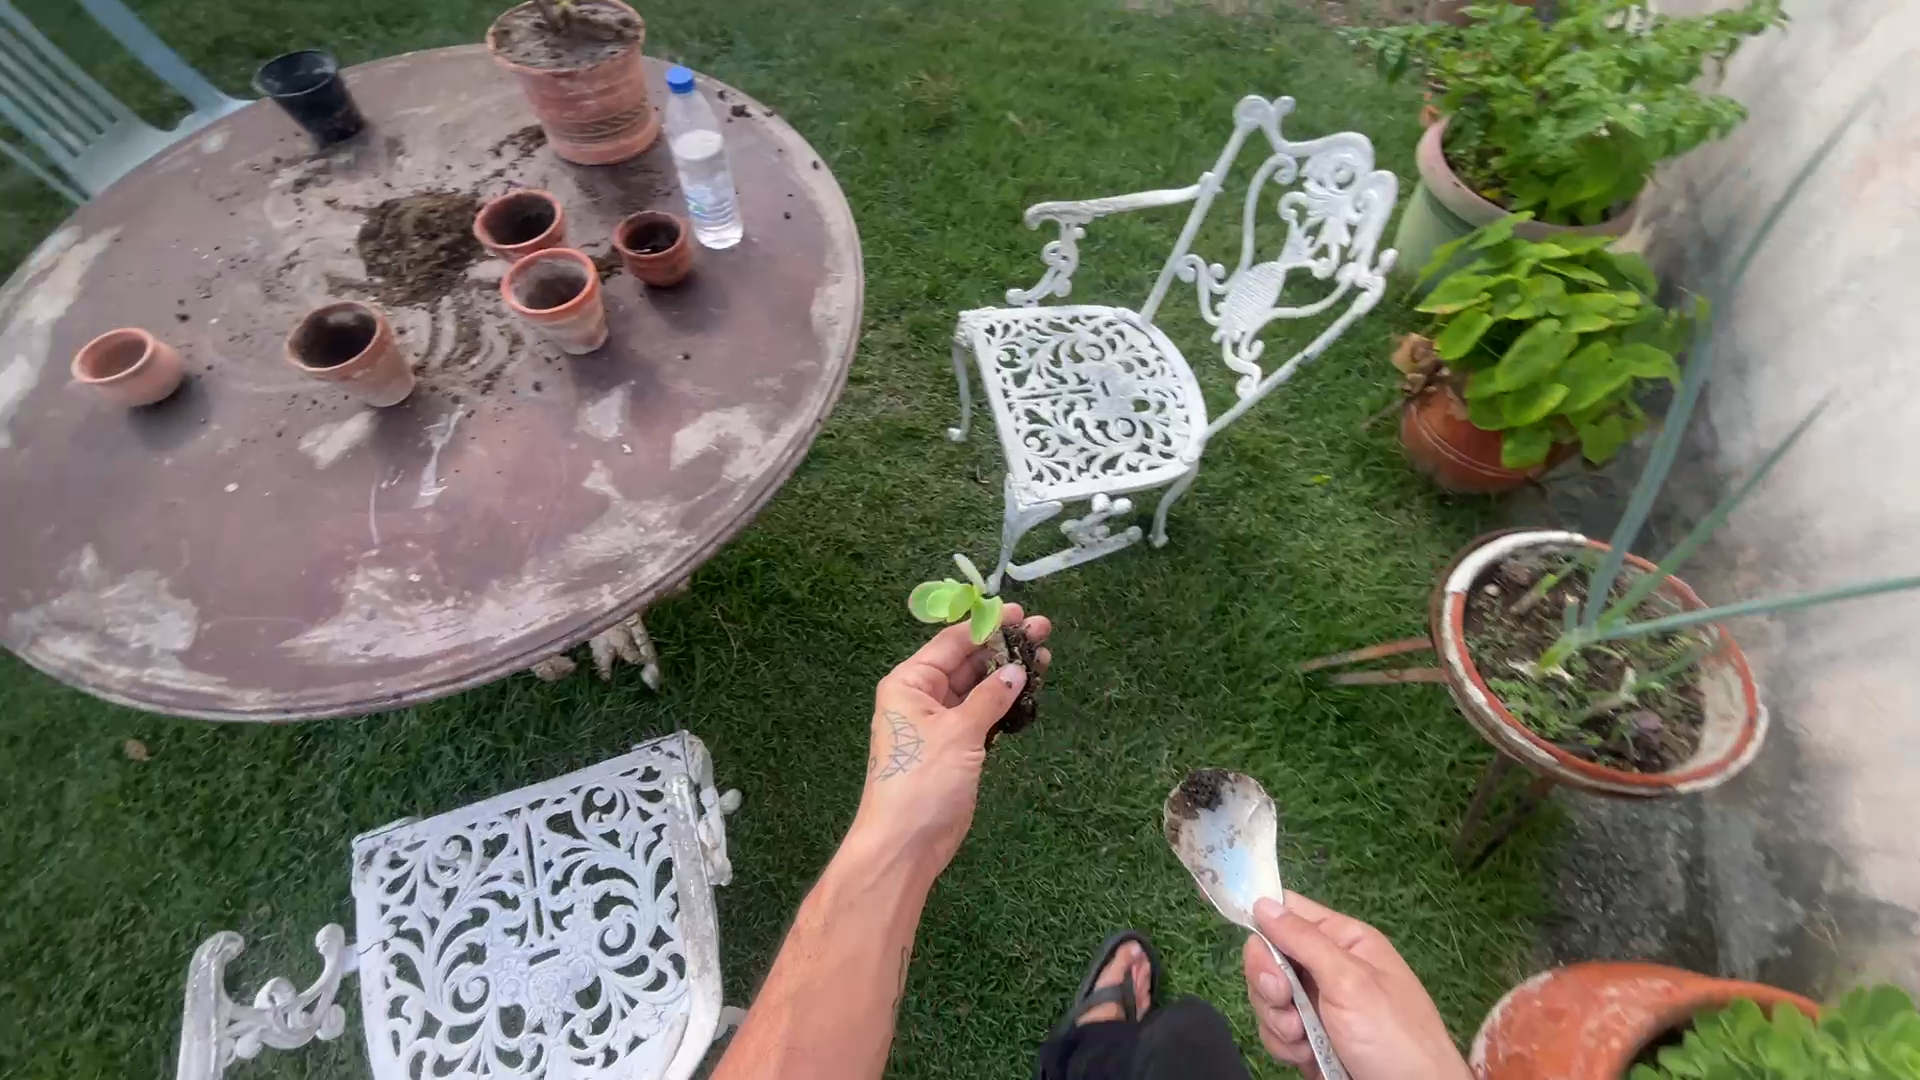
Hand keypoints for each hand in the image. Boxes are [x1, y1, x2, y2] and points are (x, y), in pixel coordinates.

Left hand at [851, 604, 1050, 876]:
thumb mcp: (957, 733)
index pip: (951, 643)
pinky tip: (1030, 690)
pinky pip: (983, 713)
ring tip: (1046, 656)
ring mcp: (940, 722)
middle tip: (1043, 630)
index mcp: (910, 682)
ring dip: (1008, 674)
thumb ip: (989, 698)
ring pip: (978, 687)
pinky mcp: (956, 746)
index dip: (986, 625)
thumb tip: (1016, 670)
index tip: (1020, 613)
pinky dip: (1004, 703)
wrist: (906, 844)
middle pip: (968, 661)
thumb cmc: (922, 780)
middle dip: (1003, 647)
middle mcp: (922, 696)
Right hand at [1243, 892, 1470, 1079]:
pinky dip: (1282, 1042)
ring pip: (1267, 992)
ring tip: (1301, 1038)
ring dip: (1275, 1016)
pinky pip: (1274, 1027)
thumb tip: (1261, 902)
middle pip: (1269, 952)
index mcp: (1343, 940)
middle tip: (1283, 999)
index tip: (1259, 948)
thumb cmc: (1394, 1040)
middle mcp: (1327, 966)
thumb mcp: (1350, 982)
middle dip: (1268, 979)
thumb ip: (1303, 940)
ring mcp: (1316, 1004)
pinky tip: (1304, 1055)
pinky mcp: (1309, 1038)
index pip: (1288, 910)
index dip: (1263, 921)